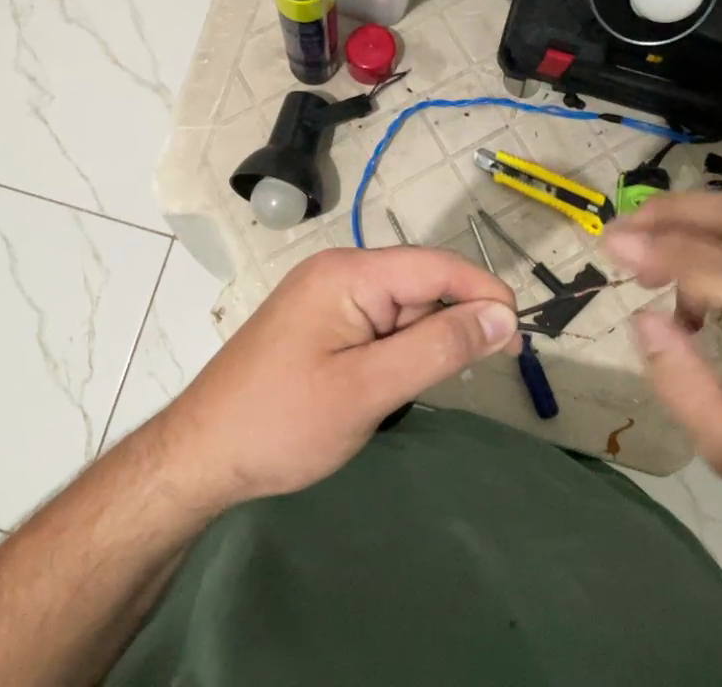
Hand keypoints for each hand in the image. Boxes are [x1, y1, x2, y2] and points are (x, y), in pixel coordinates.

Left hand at [157, 246, 519, 505]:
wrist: (202, 454)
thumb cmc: (283, 423)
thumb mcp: (369, 389)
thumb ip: (439, 347)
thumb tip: (504, 315)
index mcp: (349, 273)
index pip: (438, 266)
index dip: (485, 294)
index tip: (519, 341)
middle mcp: (339, 272)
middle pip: (422, 283)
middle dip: (455, 323)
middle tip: (468, 378)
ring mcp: (326, 296)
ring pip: (403, 307)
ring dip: (425, 342)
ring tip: (412, 391)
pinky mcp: (320, 323)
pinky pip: (378, 323)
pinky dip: (399, 350)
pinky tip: (392, 384)